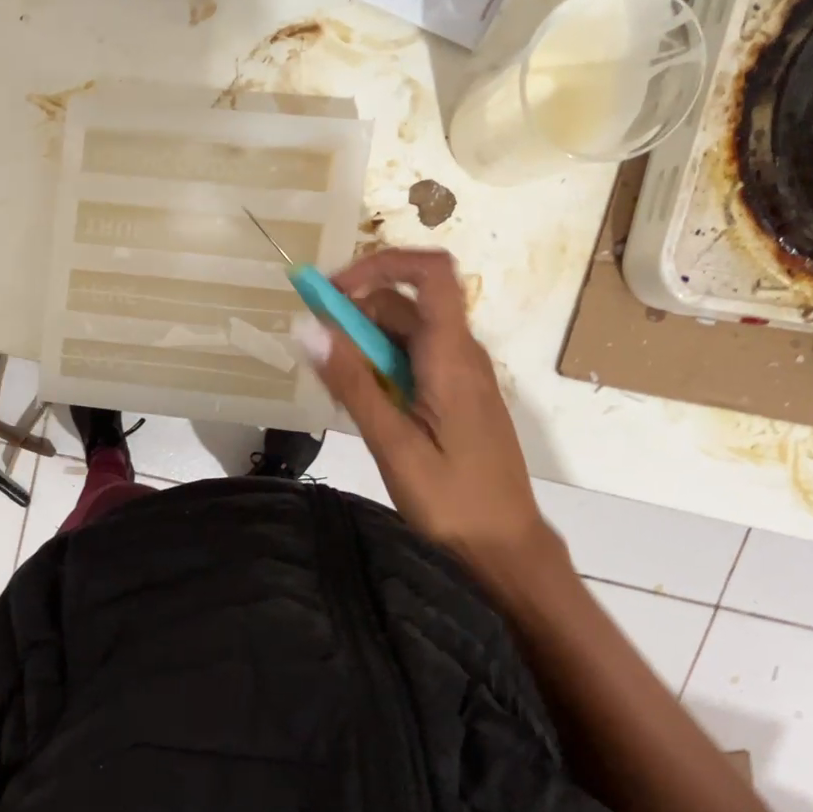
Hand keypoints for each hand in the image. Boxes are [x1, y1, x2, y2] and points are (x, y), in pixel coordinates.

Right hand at [296, 248, 554, 581]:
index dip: (378, 265)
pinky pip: (412, 361)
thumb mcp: (393, 443)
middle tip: (313, 350)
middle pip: (406, 303)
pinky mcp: (455, 397)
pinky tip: (359, 405)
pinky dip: (378, 367)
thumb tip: (308, 329)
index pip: (429, 272)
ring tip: (332, 388)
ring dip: (362, 344)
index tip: (329, 293)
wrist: (504, 546)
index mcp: (452, 357)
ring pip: (406, 332)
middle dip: (354, 312)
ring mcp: (461, 375)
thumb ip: (352, 384)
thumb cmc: (451, 501)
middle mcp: (461, 355)